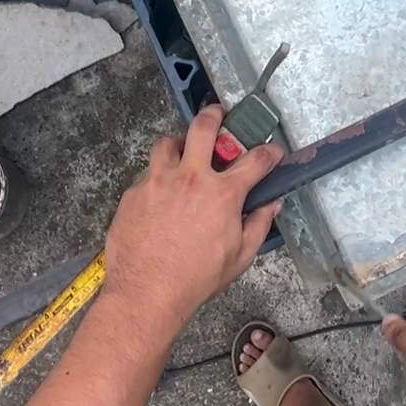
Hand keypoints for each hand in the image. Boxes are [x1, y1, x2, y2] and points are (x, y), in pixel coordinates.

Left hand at [100, 105, 283, 332]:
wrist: (147, 291)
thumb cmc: (195, 278)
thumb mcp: (240, 256)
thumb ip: (259, 224)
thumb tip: (272, 205)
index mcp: (222, 193)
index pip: (255, 160)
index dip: (269, 152)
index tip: (272, 151)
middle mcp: (190, 178)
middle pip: (204, 127)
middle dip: (215, 114)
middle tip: (218, 114)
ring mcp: (157, 181)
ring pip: (167, 142)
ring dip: (178, 143)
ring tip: (182, 152)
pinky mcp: (133, 192)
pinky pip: (147, 173)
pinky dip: (157, 176)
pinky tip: (160, 193)